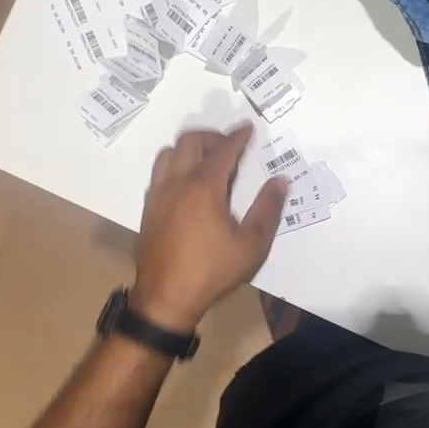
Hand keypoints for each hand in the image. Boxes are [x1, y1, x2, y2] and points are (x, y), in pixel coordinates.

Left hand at [129, 125, 286, 332]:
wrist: (166, 298)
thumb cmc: (212, 272)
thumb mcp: (251, 246)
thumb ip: (267, 210)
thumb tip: (280, 182)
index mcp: (204, 188)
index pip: (223, 150)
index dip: (237, 137)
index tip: (248, 129)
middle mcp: (177, 184)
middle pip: (190, 142)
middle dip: (212, 137)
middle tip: (230, 147)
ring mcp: (158, 196)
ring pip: (168, 154)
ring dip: (189, 149)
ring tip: (207, 162)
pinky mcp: (148, 210)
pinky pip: (159, 174)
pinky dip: (175, 166)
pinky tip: (188, 185)